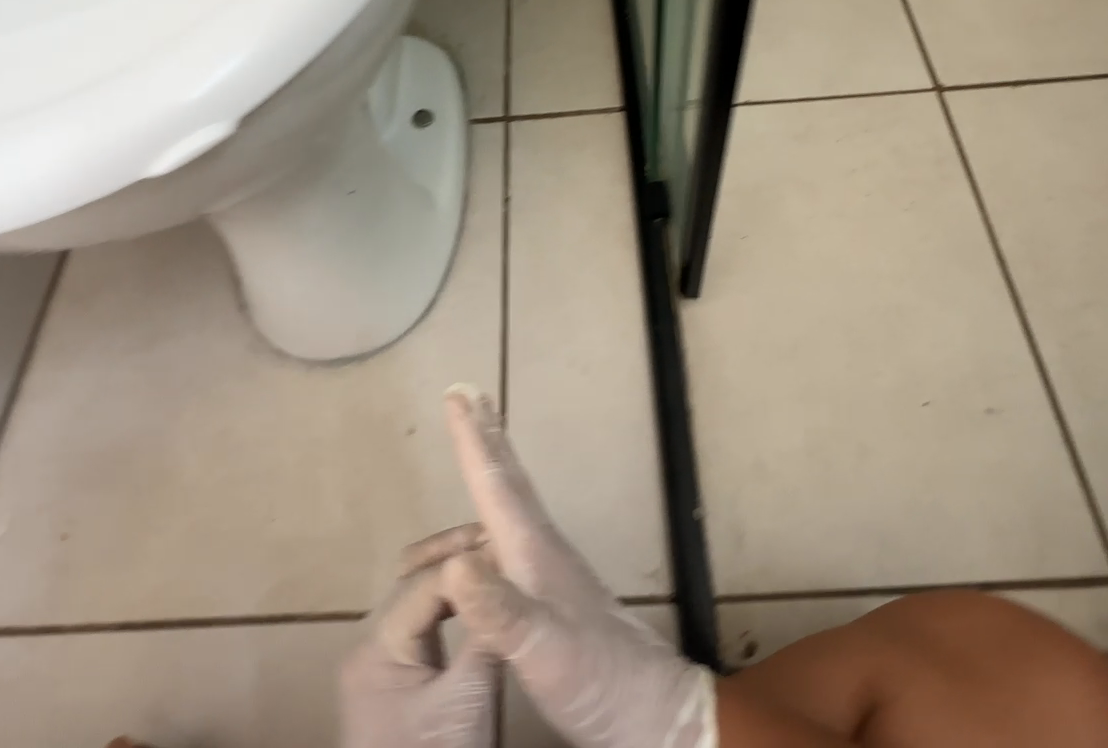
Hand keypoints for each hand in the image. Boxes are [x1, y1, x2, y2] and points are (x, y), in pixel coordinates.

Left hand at [339, 523, 498, 747]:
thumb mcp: (469, 703)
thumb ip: (487, 636)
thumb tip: (512, 583)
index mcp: (377, 647)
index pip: (428, 583)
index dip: (472, 561)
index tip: (515, 546)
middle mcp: (369, 645)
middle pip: (412, 578)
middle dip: (456, 554)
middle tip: (504, 542)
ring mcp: (379, 663)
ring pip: (417, 597)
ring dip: (455, 577)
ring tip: (501, 566)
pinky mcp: (395, 680)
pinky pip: (422, 624)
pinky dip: (452, 606)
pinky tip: (484, 604)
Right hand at [438, 386, 714, 747]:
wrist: (652, 713)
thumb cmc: (600, 680)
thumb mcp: (545, 650)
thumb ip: (502, 610)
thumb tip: (455, 561)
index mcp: (535, 553)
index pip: (498, 484)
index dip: (475, 439)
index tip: (460, 393)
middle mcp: (542, 550)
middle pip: (509, 482)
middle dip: (486, 437)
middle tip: (472, 394)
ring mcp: (550, 572)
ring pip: (512, 504)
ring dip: (493, 466)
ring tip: (480, 443)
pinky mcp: (553, 596)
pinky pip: (513, 535)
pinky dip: (497, 512)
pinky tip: (493, 529)